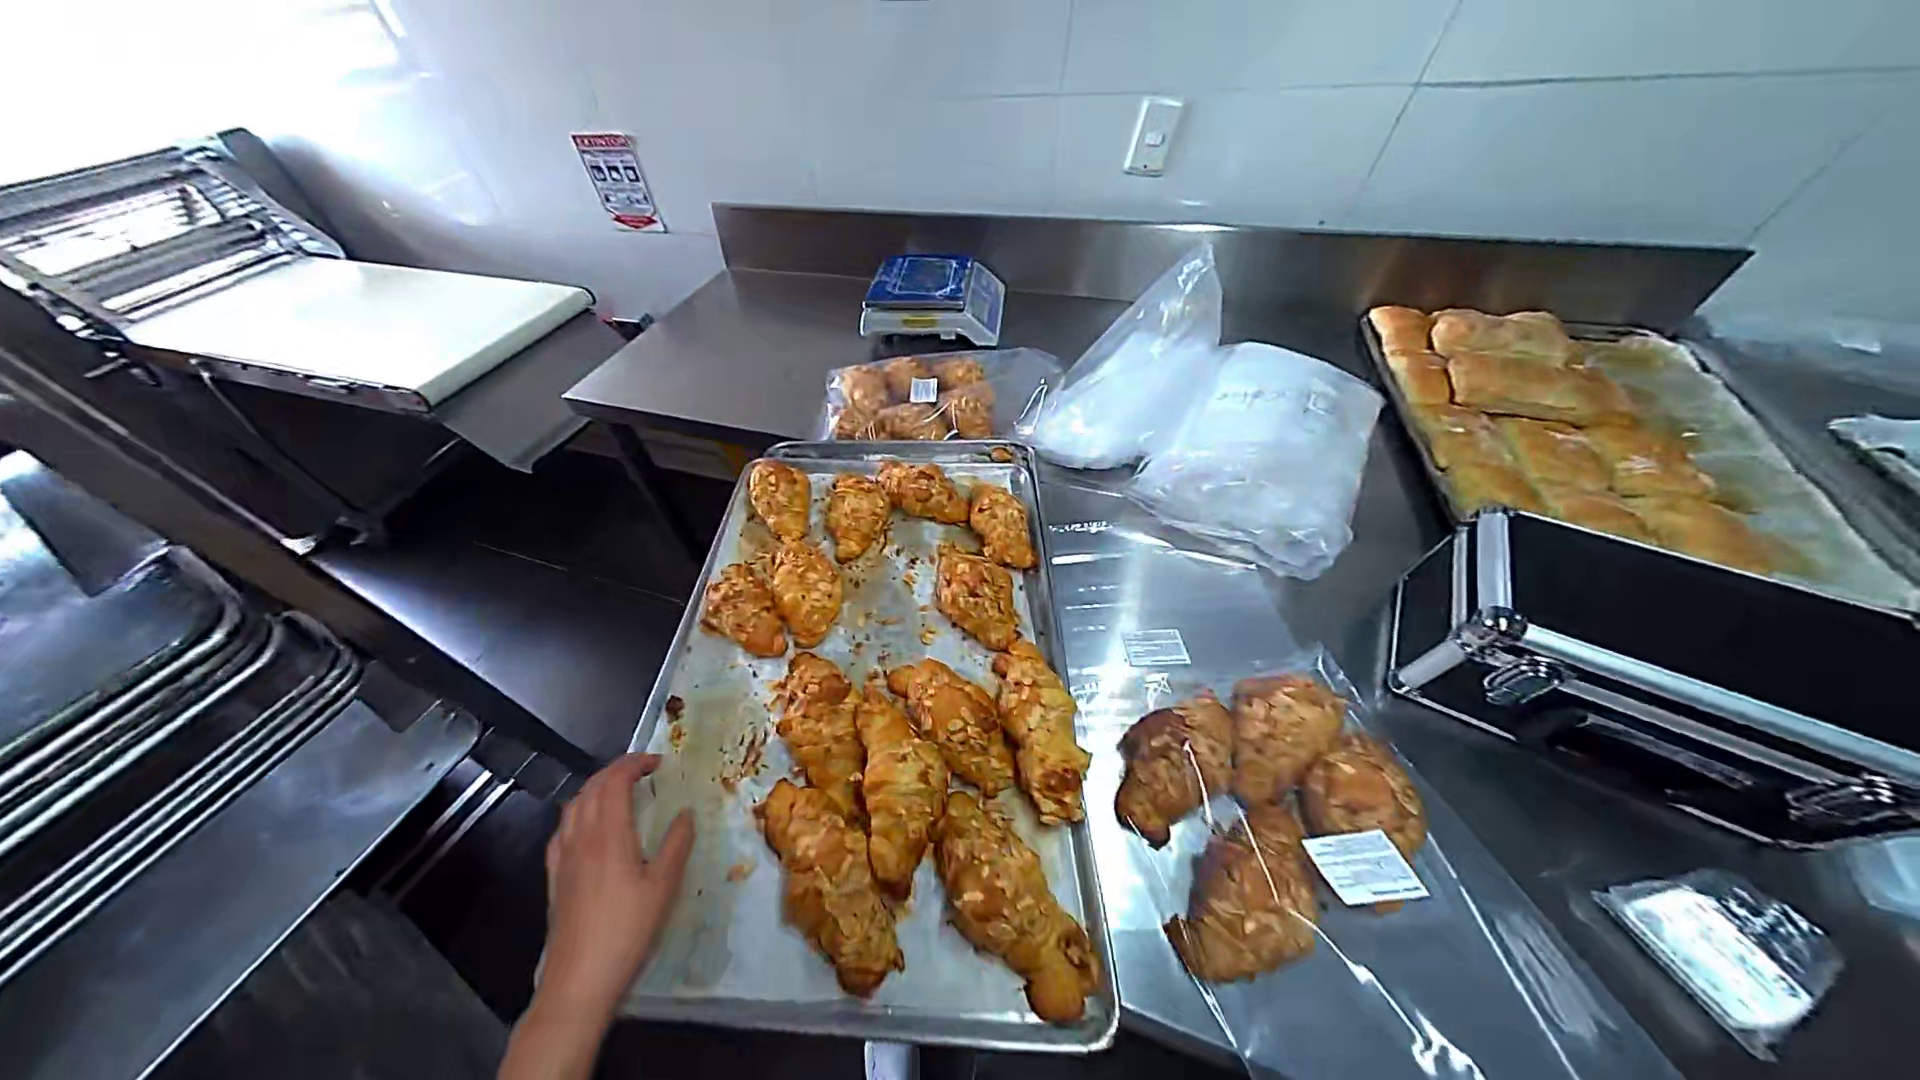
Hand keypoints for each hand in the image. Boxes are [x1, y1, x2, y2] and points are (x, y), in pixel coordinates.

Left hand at [537, 753, 694, 1019]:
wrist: (578, 981)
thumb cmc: (627, 930)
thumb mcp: (664, 886)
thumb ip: (677, 844)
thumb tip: (686, 813)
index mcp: (609, 835)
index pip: (614, 782)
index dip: (634, 764)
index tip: (658, 761)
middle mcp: (581, 839)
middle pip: (591, 788)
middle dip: (616, 770)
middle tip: (643, 769)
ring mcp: (563, 858)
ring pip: (573, 806)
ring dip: (596, 787)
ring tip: (619, 789)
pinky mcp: (554, 878)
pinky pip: (562, 829)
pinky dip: (579, 812)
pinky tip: (589, 825)